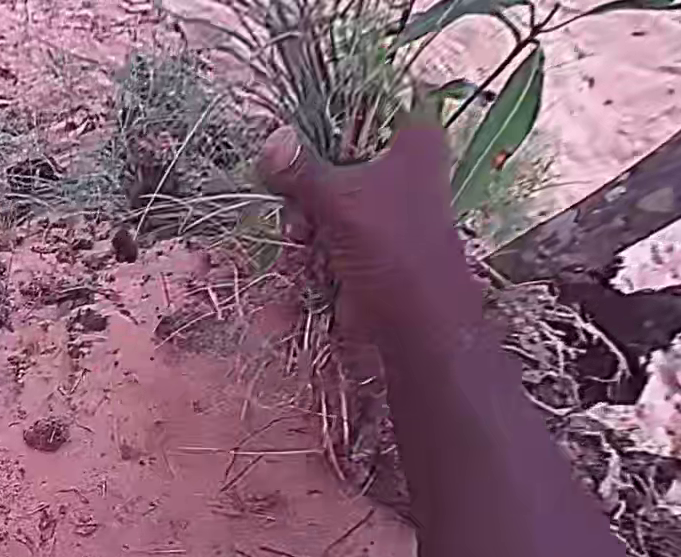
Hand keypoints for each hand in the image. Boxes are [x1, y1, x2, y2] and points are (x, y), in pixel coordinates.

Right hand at [257, 116, 481, 338]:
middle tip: (302, 218)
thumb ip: (303, 172)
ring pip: (318, 205)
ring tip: (306, 245)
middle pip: (327, 167)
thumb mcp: (342, 201)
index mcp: (409, 141)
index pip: (356, 118)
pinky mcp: (359, 243)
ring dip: (303, 227)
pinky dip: (310, 248)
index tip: (293, 157)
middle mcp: (396, 170)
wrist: (407, 315)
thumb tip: (270, 140)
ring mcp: (375, 210)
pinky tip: (311, 261)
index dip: (321, 136)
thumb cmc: (391, 247)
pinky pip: (320, 234)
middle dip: (304, 197)